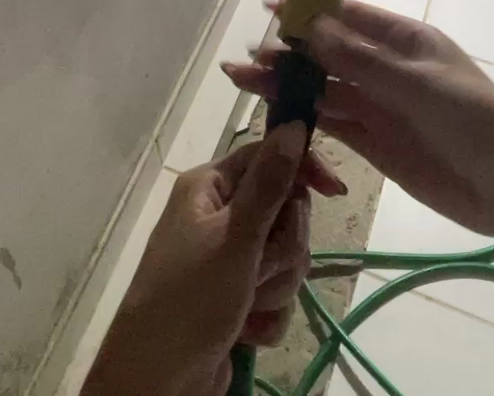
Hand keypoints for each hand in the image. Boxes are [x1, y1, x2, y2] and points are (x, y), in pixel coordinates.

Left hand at [81, 124, 344, 395]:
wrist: (157, 383)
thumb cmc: (190, 299)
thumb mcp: (235, 238)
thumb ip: (270, 183)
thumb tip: (293, 124)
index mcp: (210, 187)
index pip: (269, 157)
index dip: (303, 170)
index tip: (335, 192)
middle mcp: (218, 215)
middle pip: (284, 211)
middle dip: (283, 247)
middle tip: (259, 267)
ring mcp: (227, 258)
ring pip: (284, 257)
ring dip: (275, 286)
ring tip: (245, 304)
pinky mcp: (235, 297)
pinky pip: (275, 294)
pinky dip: (266, 314)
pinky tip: (243, 329)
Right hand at [222, 0, 493, 238]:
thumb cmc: (474, 120)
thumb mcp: (417, 84)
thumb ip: (361, 60)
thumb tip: (311, 26)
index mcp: (404, 40)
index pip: (348, 16)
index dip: (309, 11)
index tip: (271, 9)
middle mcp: (386, 68)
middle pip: (328, 54)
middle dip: (288, 54)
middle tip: (246, 59)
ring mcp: (379, 106)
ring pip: (324, 88)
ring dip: (287, 85)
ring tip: (244, 82)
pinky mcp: (375, 142)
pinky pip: (333, 122)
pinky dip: (304, 115)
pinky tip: (274, 112)